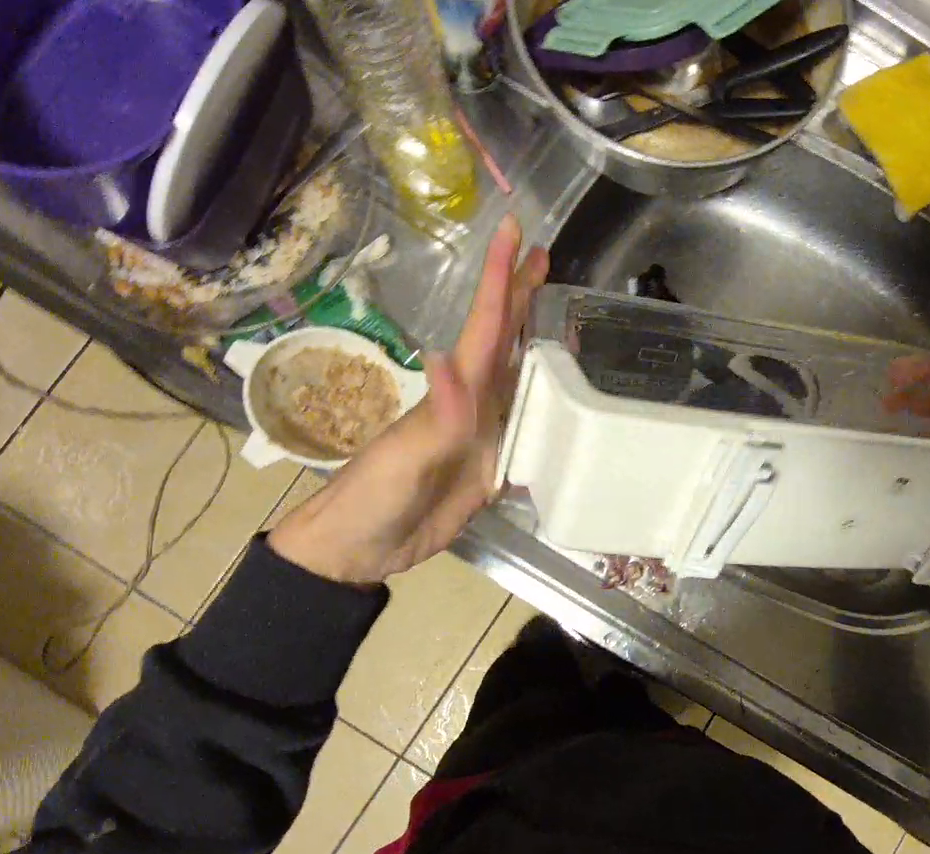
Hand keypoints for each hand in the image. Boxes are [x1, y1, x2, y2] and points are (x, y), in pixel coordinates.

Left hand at [268, 216, 549, 583]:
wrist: (364, 546)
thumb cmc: (377, 496)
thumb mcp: (406, 455)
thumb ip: (440, 414)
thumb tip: (448, 356)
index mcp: (456, 393)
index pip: (486, 326)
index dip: (500, 279)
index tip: (518, 231)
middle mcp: (475, 405)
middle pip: (505, 342)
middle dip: (522, 297)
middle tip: (547, 257)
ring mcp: (483, 437)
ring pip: (519, 382)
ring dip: (539, 349)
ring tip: (564, 323)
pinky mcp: (491, 471)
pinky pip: (526, 433)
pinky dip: (547, 413)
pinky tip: (562, 407)